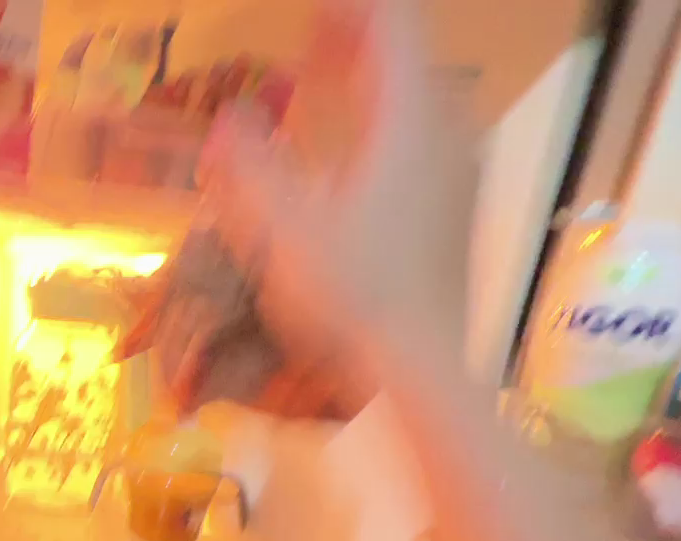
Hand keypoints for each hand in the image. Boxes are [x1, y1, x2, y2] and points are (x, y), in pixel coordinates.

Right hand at [195, 0, 479, 411]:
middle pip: (407, 61)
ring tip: (333, 86)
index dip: (352, 7)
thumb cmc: (351, 294)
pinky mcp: (454, 211)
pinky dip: (385, 127)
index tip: (314, 5)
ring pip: (417, 104)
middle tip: (316, 33)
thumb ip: (249, 172)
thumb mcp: (284, 231)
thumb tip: (222, 122)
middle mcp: (446, 134)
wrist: (417, 364)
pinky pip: (422, 141)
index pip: (391, 28)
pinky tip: (359, 156)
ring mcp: (458, 173)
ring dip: (373, 86)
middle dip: (358, 40)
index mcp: (409, 123)